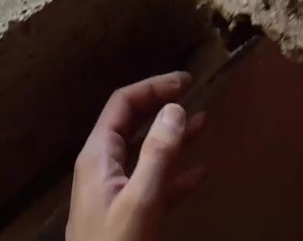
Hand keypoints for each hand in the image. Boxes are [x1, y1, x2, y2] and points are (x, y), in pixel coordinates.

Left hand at [68, 71, 208, 240]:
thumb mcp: (140, 201)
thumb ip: (158, 154)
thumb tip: (176, 107)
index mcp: (98, 157)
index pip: (123, 104)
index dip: (153, 87)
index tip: (186, 83)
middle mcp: (103, 168)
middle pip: (132, 123)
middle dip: (162, 106)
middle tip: (193, 93)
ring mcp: (113, 194)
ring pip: (145, 152)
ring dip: (173, 136)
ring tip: (204, 124)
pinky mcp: (125, 218)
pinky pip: (152, 184)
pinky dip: (175, 175)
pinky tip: (200, 176)